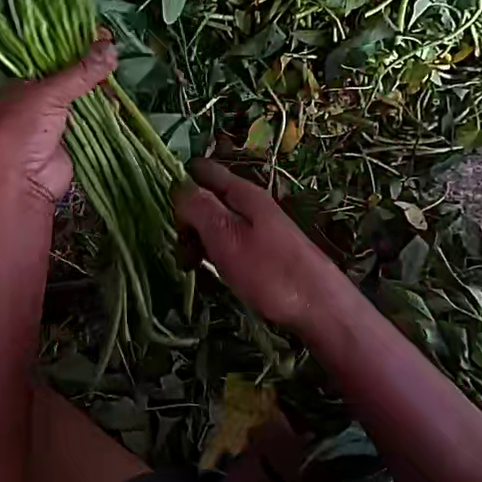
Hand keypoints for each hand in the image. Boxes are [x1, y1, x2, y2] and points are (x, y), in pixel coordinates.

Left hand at [0, 34, 117, 206]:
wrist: (20, 182)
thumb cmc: (21, 131)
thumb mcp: (48, 95)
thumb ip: (80, 73)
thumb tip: (110, 47)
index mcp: (21, 83)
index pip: (50, 55)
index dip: (73, 44)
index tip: (97, 33)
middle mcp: (36, 99)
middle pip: (68, 76)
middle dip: (89, 64)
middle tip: (113, 48)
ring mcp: (54, 120)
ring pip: (82, 97)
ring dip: (98, 87)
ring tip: (117, 70)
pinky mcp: (71, 139)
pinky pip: (91, 119)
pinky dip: (103, 110)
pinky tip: (115, 99)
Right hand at [173, 158, 348, 329]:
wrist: (321, 309)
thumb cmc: (271, 272)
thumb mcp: (227, 237)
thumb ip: (199, 208)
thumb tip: (177, 184)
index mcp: (243, 194)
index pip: (204, 171)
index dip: (179, 183)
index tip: (161, 209)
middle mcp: (252, 205)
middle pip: (208, 199)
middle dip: (186, 219)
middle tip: (178, 249)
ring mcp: (260, 229)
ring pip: (217, 224)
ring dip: (198, 241)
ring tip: (190, 267)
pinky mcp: (265, 252)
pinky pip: (229, 243)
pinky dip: (214, 254)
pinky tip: (211, 274)